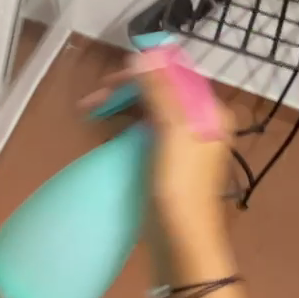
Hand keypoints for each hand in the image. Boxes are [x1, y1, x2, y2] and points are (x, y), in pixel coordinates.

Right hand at [82, 55, 235, 262]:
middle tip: (90, 103)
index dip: (139, 74)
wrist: (181, 240)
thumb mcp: (171, 131)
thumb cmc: (178, 186)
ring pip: (146, 112)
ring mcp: (182, 144)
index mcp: (209, 113)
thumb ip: (158, 92)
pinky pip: (140, 132)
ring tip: (90, 116)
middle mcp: (199, 124)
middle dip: (123, 93)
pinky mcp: (164, 161)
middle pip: (157, 93)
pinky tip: (103, 133)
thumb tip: (140, 57)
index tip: (106, 82)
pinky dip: (121, 128)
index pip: (172, 76)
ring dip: (118, 109)